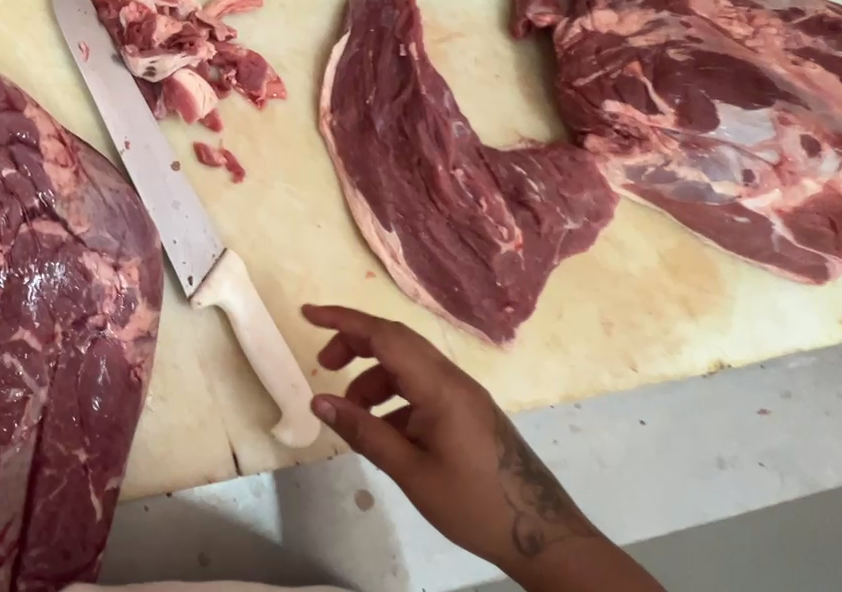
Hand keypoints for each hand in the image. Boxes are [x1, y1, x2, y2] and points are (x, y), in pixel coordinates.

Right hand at [301, 305, 656, 589]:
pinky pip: (422, 385)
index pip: (384, 336)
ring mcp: (465, 397)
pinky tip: (386, 430)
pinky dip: (393, 394)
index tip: (307, 315)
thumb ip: (362, 432)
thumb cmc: (477, 505)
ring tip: (354, 410)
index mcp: (441, 390)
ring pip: (407, 365)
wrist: (549, 542)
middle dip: (353, 344)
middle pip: (395, 341)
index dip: (343, 320)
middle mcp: (454, 383)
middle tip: (324, 364)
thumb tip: (317, 400)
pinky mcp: (470, 413)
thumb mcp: (411, 472)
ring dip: (372, 375)